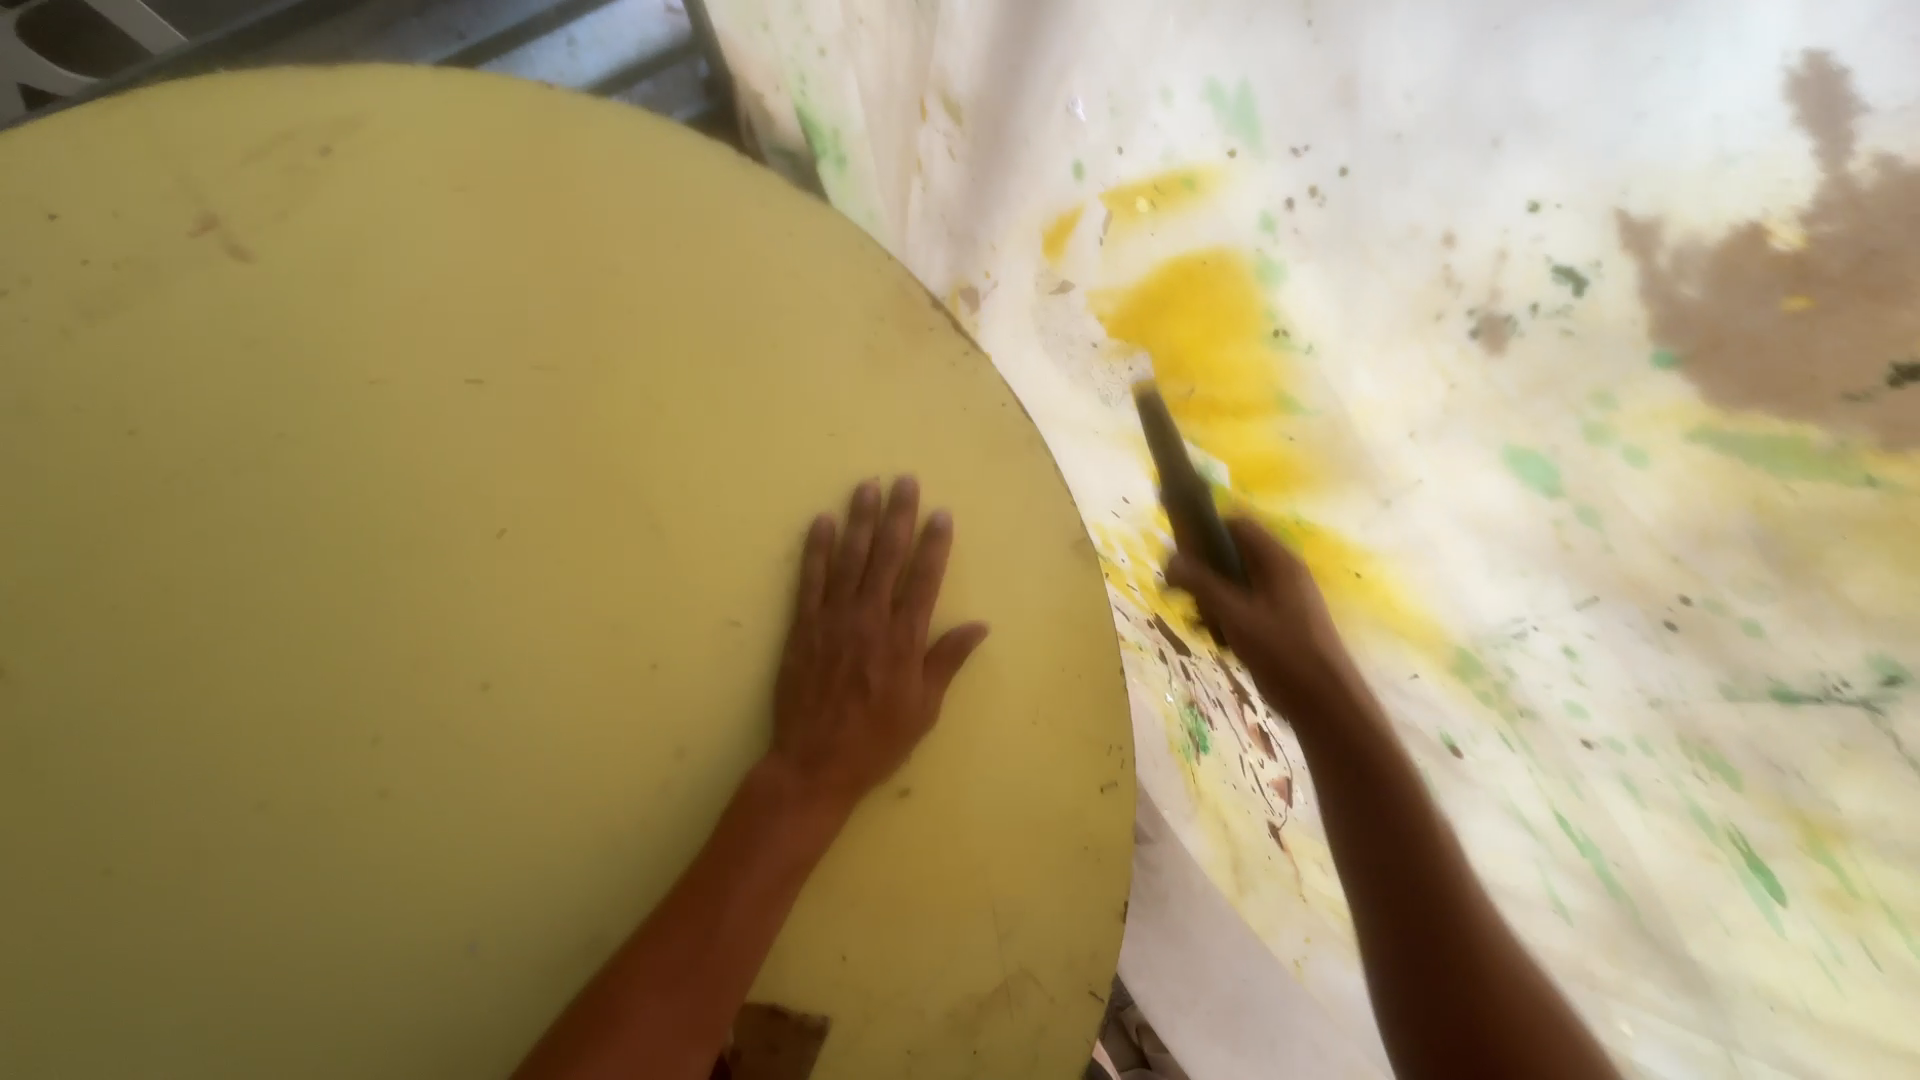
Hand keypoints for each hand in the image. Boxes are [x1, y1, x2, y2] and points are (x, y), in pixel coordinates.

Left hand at [766, 477, 989, 816]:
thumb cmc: (877, 742)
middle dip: (897, 516)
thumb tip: (978, 626)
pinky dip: (816, 550)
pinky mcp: (802, 628)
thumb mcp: (924, 709)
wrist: (814, 765)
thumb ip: (946, 662)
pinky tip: (821, 523)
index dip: (934, 543)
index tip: (941, 513)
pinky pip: (809, 581)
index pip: (923, 579)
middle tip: (904, 481)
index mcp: (904, 639)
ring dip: (859, 521)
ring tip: (866, 487)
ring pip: (849, 560)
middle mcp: (870, 620)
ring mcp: (833, 620)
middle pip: (886, 557)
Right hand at [1165, 517, 1362, 723]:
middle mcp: (1281, 573)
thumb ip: (1201, 584)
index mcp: (1277, 561)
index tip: (1178, 551)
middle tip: (1180, 592)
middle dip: (1202, 572)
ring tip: (1198, 621)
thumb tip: (1170, 559)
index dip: (1206, 531)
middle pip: (1233, 555)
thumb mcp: (1235, 614)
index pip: (1237, 525)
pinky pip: (1243, 607)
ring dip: (1211, 598)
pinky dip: (1225, 616)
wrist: (1324, 702)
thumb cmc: (1282, 651)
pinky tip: (1214, 638)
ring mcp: (1281, 599)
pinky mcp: (1278, 623)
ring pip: (1235, 584)